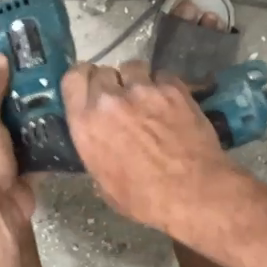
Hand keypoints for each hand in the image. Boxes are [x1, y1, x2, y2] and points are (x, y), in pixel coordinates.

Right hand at [62, 62, 234, 233]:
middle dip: (111, 83)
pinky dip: (164, 86)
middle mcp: (110, 99)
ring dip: (137, 80)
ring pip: (134, 67)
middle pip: (104, 70)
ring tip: (147, 98)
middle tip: (122, 100)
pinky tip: (171, 103)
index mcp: (86, 122)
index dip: (83, 80)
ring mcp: (144, 89)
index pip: (73, 78)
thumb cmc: (143, 198)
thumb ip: (94, 146)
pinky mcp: (174, 88)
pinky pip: (162, 75)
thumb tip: (99, 138)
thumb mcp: (102, 180)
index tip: (90, 88)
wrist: (193, 193)